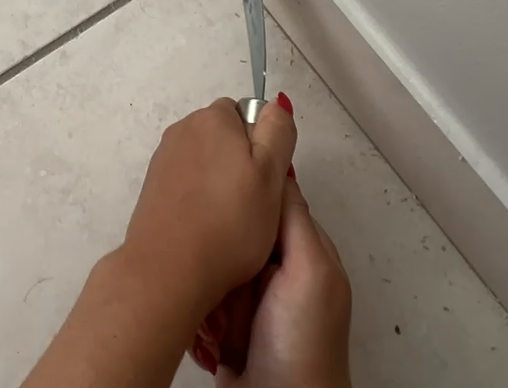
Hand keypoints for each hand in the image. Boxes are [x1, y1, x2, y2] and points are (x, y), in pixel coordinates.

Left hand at [118, 96, 297, 316]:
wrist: (168, 268)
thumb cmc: (230, 222)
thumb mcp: (270, 176)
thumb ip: (277, 133)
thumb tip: (277, 103)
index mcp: (212, 118)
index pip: (245, 115)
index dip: (261, 146)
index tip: (265, 181)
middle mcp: (183, 129)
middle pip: (224, 137)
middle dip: (240, 164)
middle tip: (253, 205)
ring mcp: (164, 157)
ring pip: (206, 161)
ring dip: (219, 182)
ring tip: (230, 222)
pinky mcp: (153, 185)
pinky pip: (187, 182)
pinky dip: (198, 197)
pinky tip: (206, 227)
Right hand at [210, 176, 352, 387]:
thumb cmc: (303, 339)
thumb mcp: (310, 269)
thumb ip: (294, 219)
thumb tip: (277, 168)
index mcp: (302, 250)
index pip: (266, 204)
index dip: (243, 199)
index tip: (216, 194)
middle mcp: (276, 270)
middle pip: (233, 236)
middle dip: (220, 253)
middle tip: (220, 275)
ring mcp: (249, 301)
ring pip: (211, 268)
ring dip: (207, 290)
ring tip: (214, 315)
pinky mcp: (225, 327)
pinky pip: (200, 302)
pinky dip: (198, 316)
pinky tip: (203, 331)